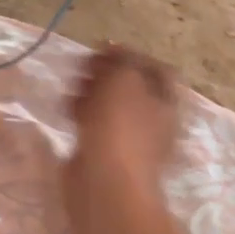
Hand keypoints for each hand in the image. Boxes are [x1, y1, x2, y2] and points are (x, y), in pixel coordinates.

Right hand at [65, 45, 181, 213]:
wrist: (104, 183)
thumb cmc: (119, 128)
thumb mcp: (125, 80)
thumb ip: (123, 60)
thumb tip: (115, 49)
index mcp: (166, 102)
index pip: (157, 69)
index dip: (132, 56)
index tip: (104, 51)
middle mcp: (153, 119)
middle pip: (130, 86)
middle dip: (106, 74)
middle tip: (84, 69)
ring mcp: (129, 137)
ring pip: (109, 104)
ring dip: (90, 92)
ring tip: (72, 90)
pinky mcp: (105, 151)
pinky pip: (94, 124)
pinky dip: (82, 114)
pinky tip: (68, 111)